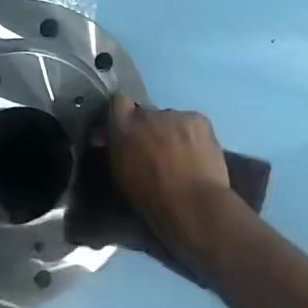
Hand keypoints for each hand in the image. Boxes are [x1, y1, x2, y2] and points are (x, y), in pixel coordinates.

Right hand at [108, 95, 238, 270]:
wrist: (192, 205)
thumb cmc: (150, 199)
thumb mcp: (120, 177)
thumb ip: (116, 152)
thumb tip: (109, 139)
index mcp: (123, 128)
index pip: (118, 102)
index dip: (124, 114)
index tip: (129, 129)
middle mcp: (147, 114)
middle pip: (147, 114)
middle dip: (151, 129)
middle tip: (159, 151)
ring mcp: (175, 114)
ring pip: (171, 119)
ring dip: (173, 132)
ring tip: (183, 157)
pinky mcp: (199, 119)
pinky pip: (192, 123)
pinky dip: (194, 135)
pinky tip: (199, 154)